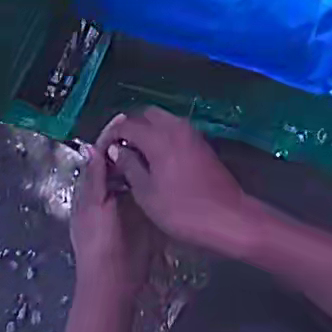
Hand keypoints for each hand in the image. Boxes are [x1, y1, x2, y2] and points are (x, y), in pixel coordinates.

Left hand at [69, 138, 157, 307]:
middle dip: (128, 144)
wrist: (113, 281)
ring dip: (140, 158)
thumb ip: (94, 177)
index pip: (99, 154)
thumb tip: (91, 145)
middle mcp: (105, 192)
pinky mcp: (139, 215)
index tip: (127, 119)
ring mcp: (122, 203)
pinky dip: (150, 176)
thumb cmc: (98, 242)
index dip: (111, 136)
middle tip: (148, 126)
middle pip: (115, 161)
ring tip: (158, 140)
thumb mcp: (94, 206)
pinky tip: (163, 167)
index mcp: (89, 188)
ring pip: (131, 173)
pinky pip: (144, 189)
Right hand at [95, 108, 258, 256]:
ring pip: (161, 120)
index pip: (126, 124)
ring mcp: (191, 133)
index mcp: (159, 137)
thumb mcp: (147, 194)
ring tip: (135, 156)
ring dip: (146, 131)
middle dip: (129, 128)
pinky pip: (174, 129)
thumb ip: (129, 166)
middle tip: (119, 151)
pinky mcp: (200, 143)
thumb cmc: (183, 210)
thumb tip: (116, 150)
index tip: (103, 152)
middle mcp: (175, 127)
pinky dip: (161, 136)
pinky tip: (155, 160)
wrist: (229, 217)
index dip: (110, 136)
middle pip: (145, 114)